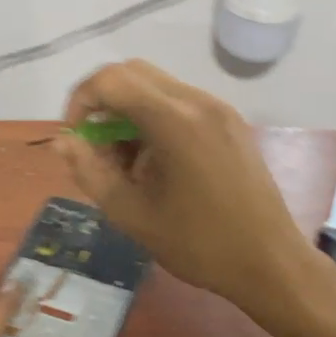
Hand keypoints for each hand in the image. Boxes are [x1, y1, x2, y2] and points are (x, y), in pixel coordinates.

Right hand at [56, 60, 316, 305]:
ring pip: (158, 89)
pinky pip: (183, 105)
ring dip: (130, 115)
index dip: (81, 101)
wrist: (270, 261)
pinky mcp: (232, 124)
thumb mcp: (133, 215)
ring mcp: (221, 110)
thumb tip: (65, 141)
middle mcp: (199, 101)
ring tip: (127, 168)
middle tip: (97, 151)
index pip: (111, 79)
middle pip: (134, 74)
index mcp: (175, 120)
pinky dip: (157, 122)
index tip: (76, 139)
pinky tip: (157, 168)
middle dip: (104, 105)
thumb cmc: (199, 244)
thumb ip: (91, 172)